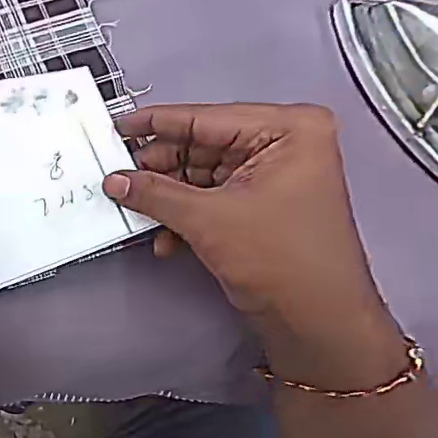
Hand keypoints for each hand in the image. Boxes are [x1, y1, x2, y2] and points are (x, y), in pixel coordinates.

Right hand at [103, 103, 404, 386]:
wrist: (315, 320)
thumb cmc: (295, 266)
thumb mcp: (210, 220)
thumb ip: (157, 195)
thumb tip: (122, 180)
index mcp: (289, 131)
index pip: (207, 118)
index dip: (158, 123)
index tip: (125, 125)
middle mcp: (284, 148)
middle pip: (201, 147)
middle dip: (159, 169)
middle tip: (122, 176)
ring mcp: (271, 179)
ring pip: (200, 177)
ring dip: (168, 198)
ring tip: (138, 207)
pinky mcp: (257, 208)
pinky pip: (208, 200)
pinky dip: (183, 217)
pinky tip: (164, 235)